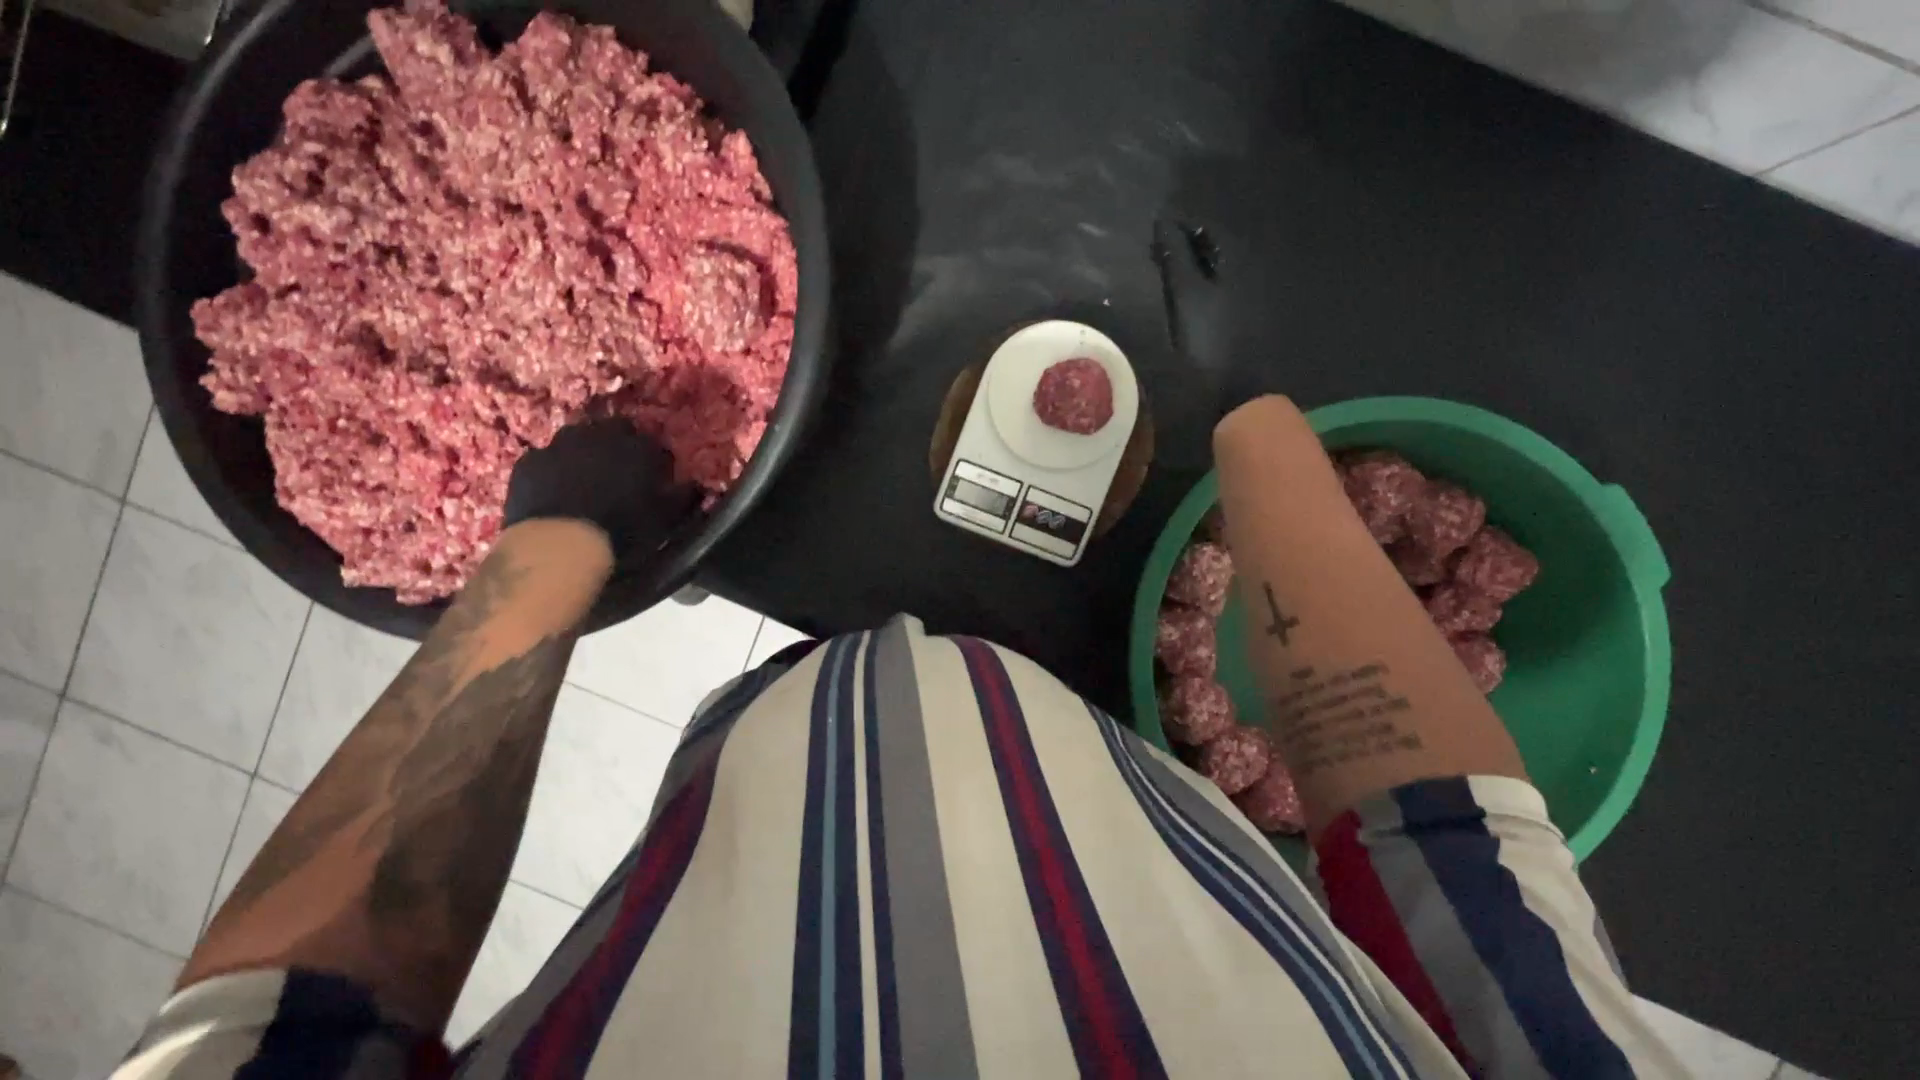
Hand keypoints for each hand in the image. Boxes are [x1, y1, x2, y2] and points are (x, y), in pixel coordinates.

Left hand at [503, 419, 694, 565]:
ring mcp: (559, 445)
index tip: (654, 479)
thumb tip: (696, 485)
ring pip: (576, 439)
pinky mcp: (529, 461)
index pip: (652, 443)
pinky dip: (552, 471)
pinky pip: (545, 460)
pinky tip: (554, 493)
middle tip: (619, 474)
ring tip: (585, 481)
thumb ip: (683, 497)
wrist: (559, 545)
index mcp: (637, 446)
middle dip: (618, 446)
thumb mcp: (665, 520)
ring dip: (583, 452)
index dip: (653, 460)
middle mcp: (599, 435)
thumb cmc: (622, 532)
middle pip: (613, 430)